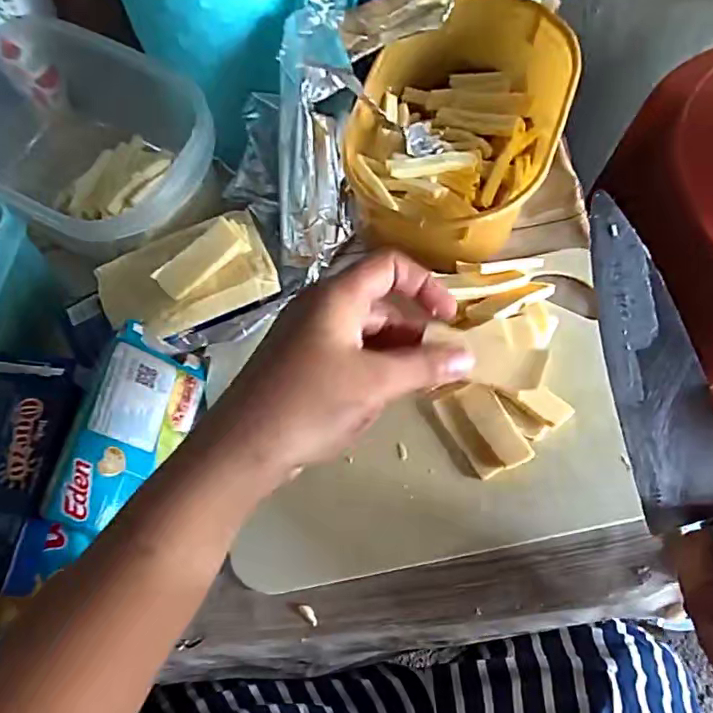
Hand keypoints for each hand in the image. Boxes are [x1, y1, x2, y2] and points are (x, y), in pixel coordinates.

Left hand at [188, 250, 473, 490]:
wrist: (243, 446)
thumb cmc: (310, 405)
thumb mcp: (375, 384)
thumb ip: (424, 366)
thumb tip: (468, 356)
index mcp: (335, 297)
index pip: (389, 266)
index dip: (425, 285)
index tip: (449, 319)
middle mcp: (316, 310)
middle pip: (376, 303)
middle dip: (411, 330)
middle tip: (434, 365)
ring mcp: (302, 339)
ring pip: (359, 335)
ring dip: (390, 355)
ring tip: (408, 387)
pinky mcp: (294, 368)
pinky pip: (340, 357)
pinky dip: (364, 371)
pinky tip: (372, 402)